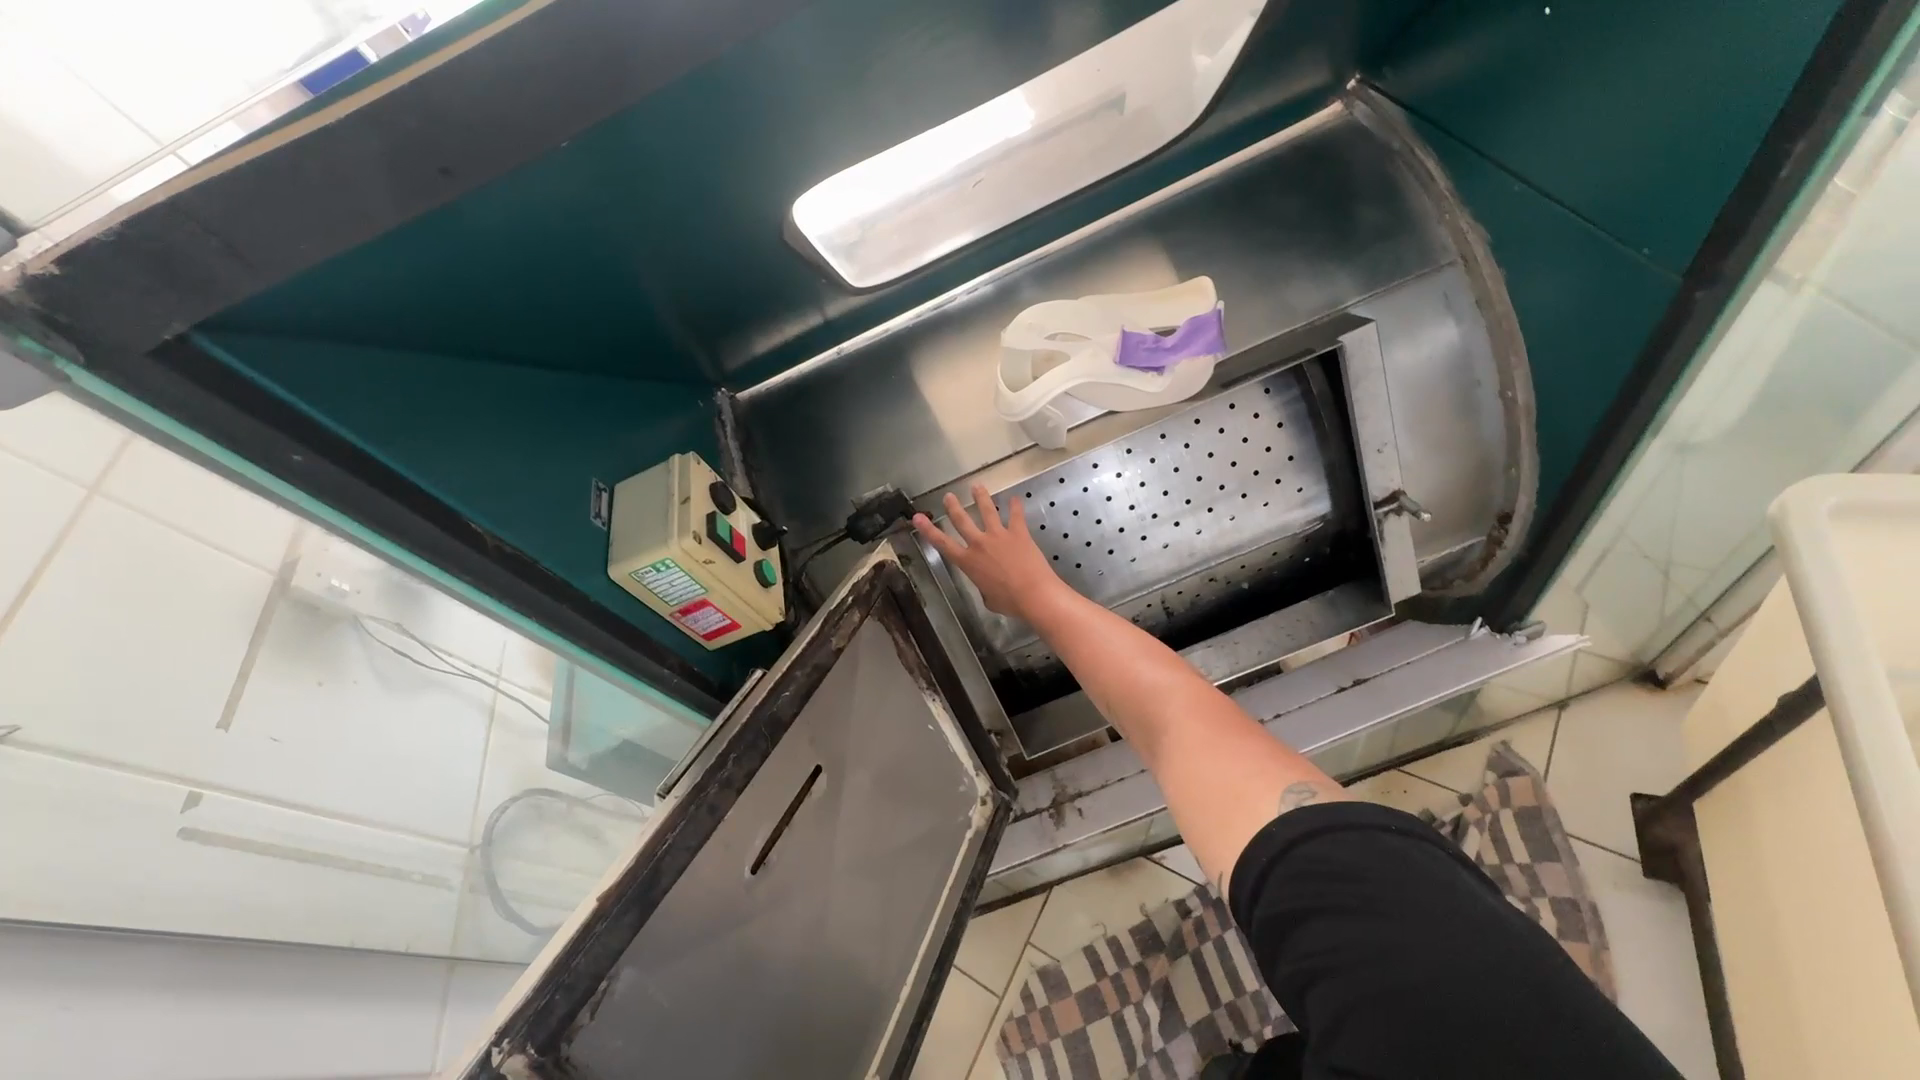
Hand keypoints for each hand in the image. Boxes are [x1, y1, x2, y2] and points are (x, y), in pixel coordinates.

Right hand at [912, 484, 1065, 619]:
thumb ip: (984, 587)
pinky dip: (1015, 507)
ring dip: (981, 498)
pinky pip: (1016, 516)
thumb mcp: (988, 599)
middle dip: (954, 507)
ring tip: (977, 486)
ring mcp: (999, 536)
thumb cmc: (1009, 602)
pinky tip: (1015, 499)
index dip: (928, 530)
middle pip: (962, 521)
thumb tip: (989, 586)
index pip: (942, 543)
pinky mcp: (1019, 533)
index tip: (918, 517)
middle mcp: (979, 544)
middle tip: (948, 496)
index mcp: (968, 562)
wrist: (1033, 594)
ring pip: (987, 511)